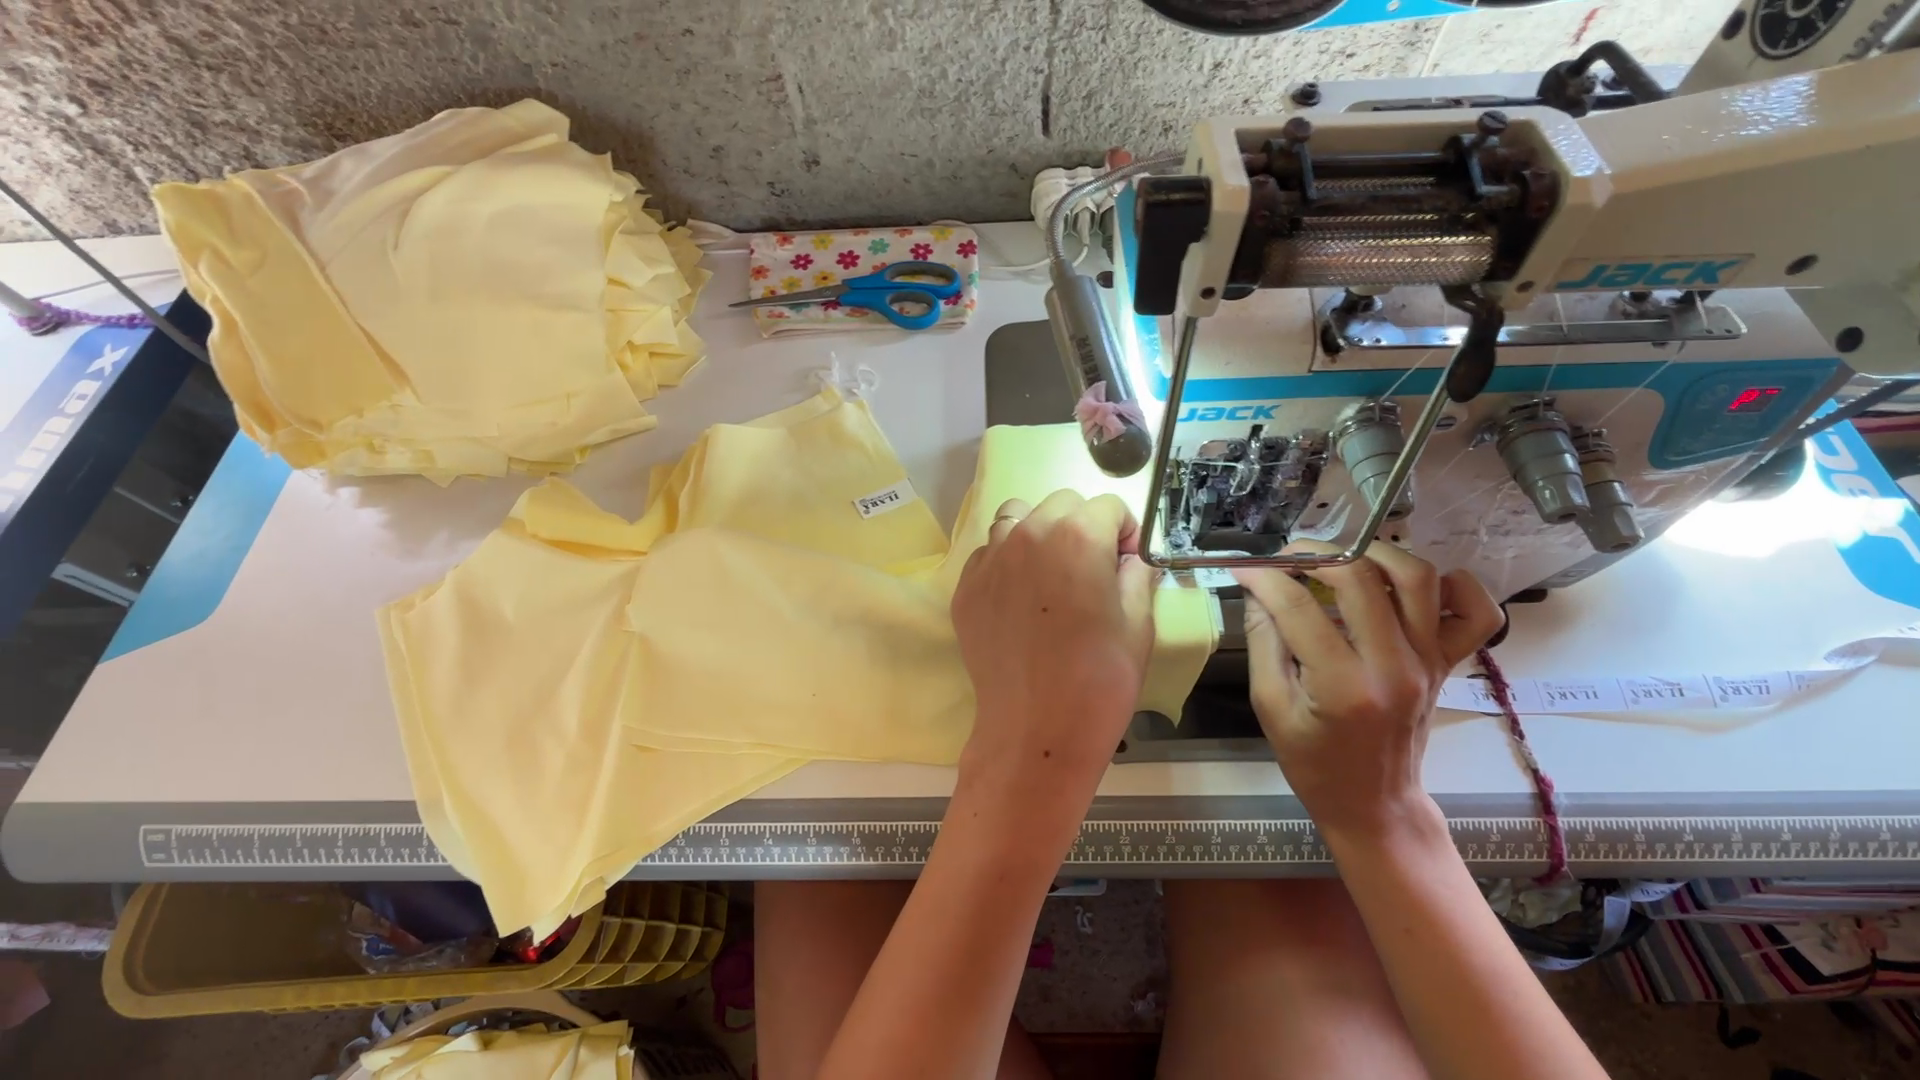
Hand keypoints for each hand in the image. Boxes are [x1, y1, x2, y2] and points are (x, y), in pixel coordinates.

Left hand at [951, 491, 1157, 792]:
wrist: (1037, 728)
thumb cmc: (1100, 678)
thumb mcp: (1139, 624)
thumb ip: (1136, 577)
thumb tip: (1129, 561)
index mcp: (1078, 535)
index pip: (1110, 507)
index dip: (1125, 533)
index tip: (1127, 565)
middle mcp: (1029, 534)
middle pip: (1061, 504)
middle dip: (1083, 526)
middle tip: (1092, 571)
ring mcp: (990, 560)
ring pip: (1016, 519)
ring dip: (1039, 534)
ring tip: (1051, 576)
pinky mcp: (966, 588)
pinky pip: (989, 554)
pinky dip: (1008, 563)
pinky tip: (1019, 601)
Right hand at [1233, 541, 1501, 837]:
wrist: (1373, 803)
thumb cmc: (1313, 762)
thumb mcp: (1270, 707)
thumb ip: (1263, 642)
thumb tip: (1258, 589)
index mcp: (1343, 686)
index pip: (1298, 607)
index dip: (1263, 577)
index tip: (1241, 567)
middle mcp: (1396, 666)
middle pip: (1360, 578)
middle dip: (1313, 553)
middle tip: (1286, 558)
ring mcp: (1429, 661)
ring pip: (1417, 578)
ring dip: (1374, 554)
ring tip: (1340, 559)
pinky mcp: (1448, 662)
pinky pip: (1475, 612)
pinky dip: (1454, 586)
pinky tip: (1412, 587)